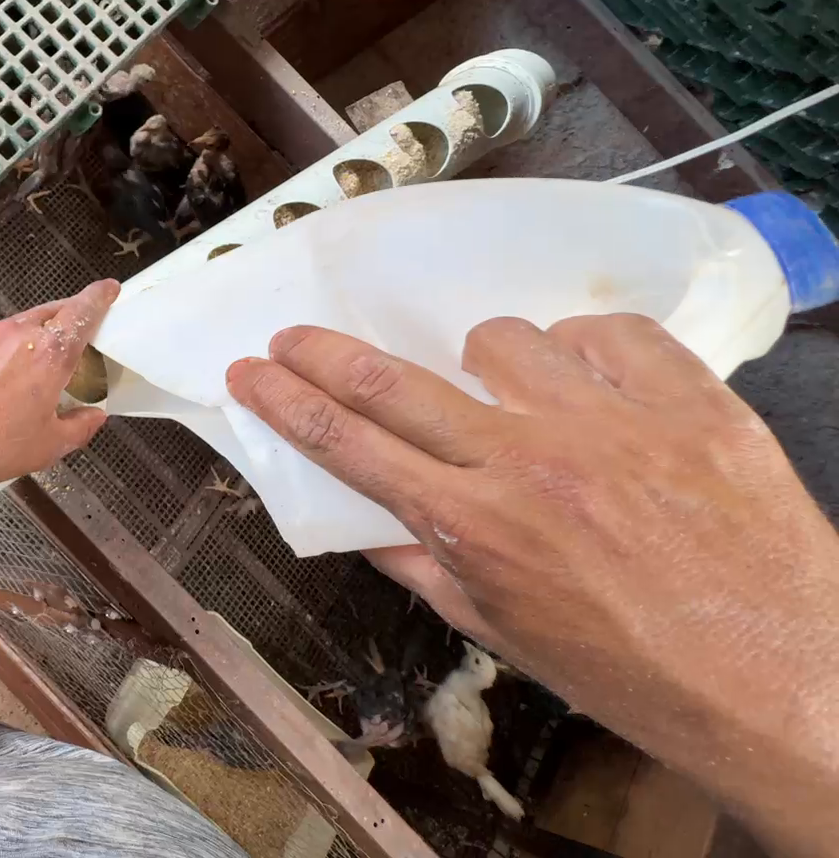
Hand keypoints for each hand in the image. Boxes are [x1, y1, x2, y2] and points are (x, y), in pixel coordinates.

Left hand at [0, 279, 118, 496]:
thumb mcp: (48, 446)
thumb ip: (79, 426)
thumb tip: (93, 415)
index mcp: (49, 354)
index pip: (82, 312)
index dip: (100, 297)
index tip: (110, 289)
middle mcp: (18, 334)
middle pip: (53, 312)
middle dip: (72, 316)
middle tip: (82, 335)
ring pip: (23, 323)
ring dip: (40, 332)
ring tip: (44, 360)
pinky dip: (11, 344)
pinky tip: (7, 372)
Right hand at [225, 316, 838, 856]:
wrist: (806, 694)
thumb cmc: (627, 669)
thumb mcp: (492, 626)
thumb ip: (412, 558)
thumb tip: (354, 511)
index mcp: (471, 525)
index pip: (343, 443)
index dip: (281, 400)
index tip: (245, 372)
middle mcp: (527, 464)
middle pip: (388, 381)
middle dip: (320, 353)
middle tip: (291, 339)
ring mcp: (613, 428)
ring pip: (498, 340)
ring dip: (474, 361)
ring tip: (494, 391)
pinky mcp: (693, 408)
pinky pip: (608, 334)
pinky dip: (580, 349)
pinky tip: (582, 382)